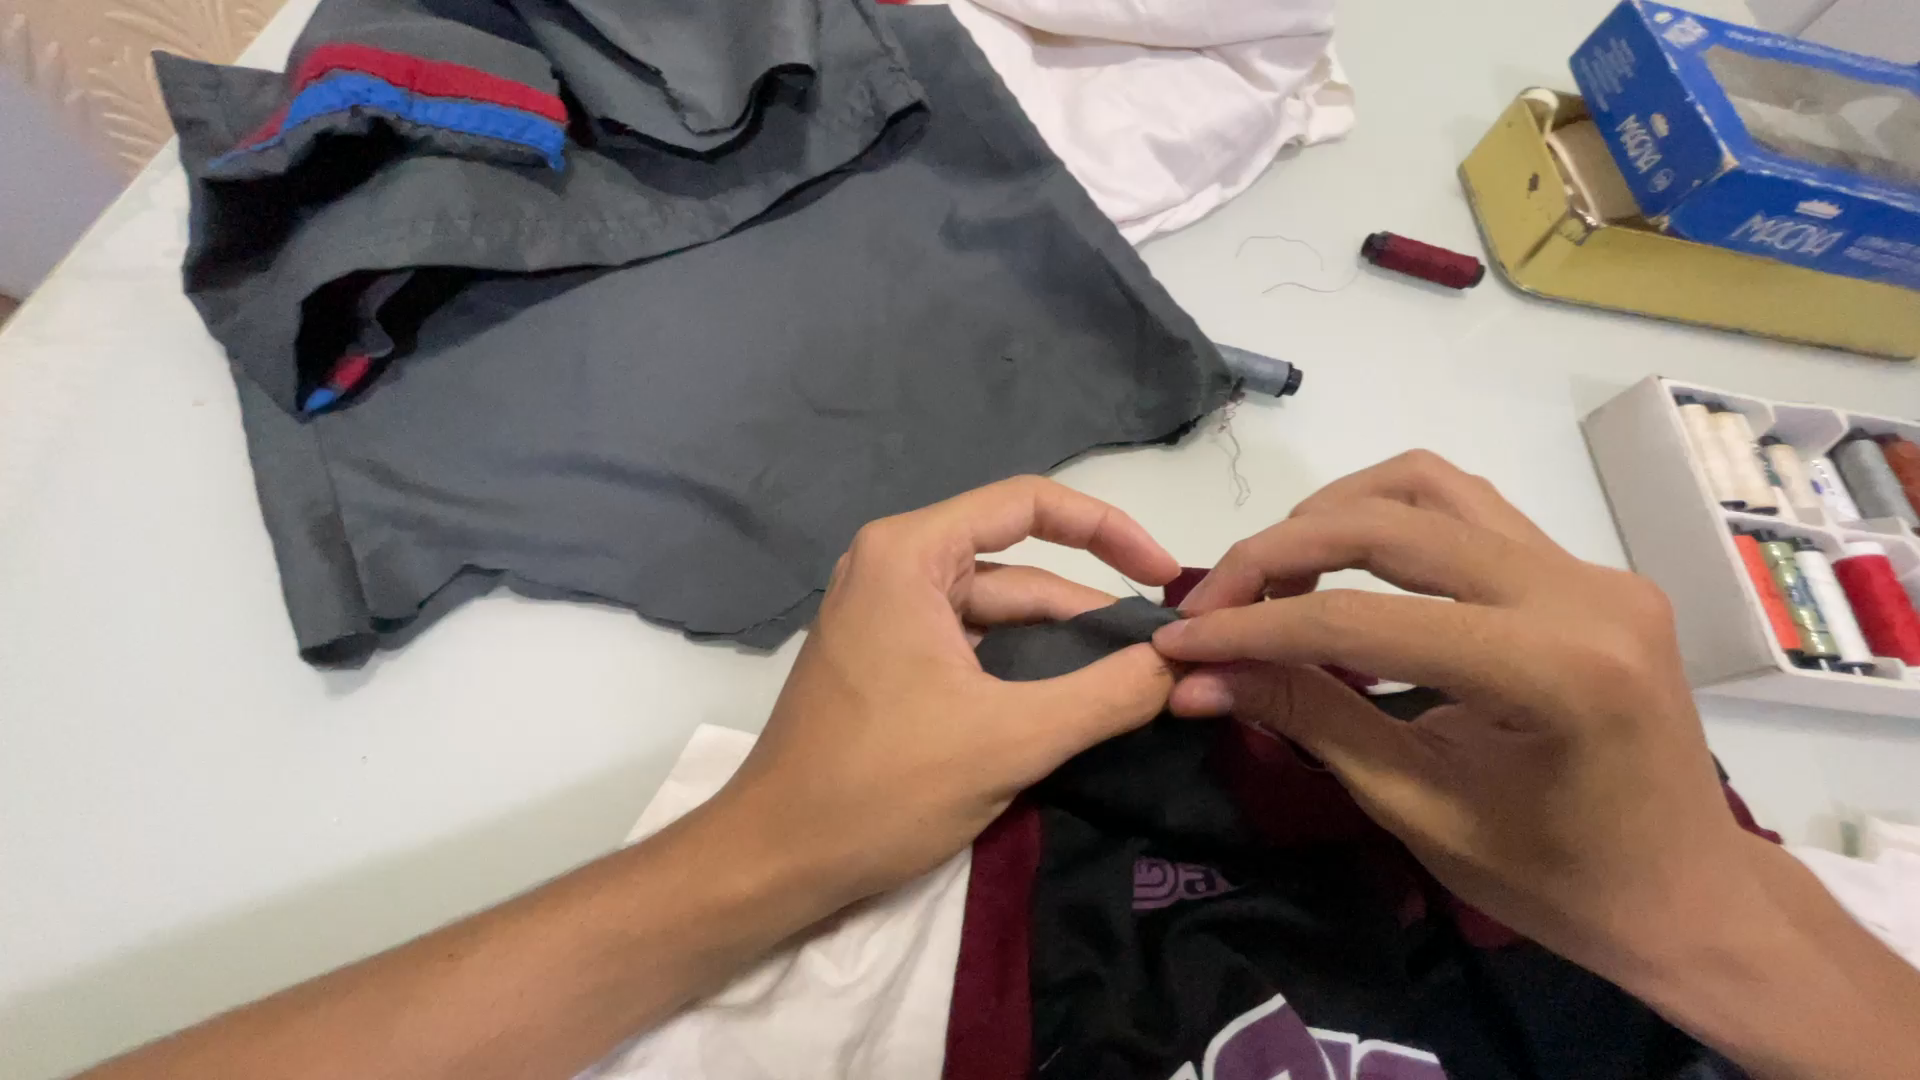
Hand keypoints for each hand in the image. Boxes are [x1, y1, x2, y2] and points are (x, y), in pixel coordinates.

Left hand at [707, 476, 1179, 907]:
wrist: (775, 861)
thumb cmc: (882, 787)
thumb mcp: (1011, 739)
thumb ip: (1107, 695)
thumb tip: (1178, 663)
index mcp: (911, 553)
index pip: (1028, 504)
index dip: (1107, 530)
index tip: (1163, 576)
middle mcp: (895, 565)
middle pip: (1016, 567)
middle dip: (1088, 610)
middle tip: (1162, 652)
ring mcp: (887, 612)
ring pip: (997, 612)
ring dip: (1060, 645)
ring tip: (1132, 681)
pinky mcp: (888, 656)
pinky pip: (972, 645)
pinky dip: (1022, 668)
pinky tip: (1070, 698)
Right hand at [1148, 451, 1752, 973]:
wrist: (1686, 895)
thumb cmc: (1553, 878)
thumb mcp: (1410, 804)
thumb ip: (1302, 716)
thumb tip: (1193, 680)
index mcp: (1554, 671)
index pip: (1359, 619)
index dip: (1250, 628)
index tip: (1175, 642)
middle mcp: (1580, 591)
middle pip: (1386, 524)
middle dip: (1274, 555)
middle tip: (1211, 604)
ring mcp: (1586, 567)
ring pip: (1422, 486)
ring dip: (1325, 516)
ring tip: (1272, 574)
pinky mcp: (1577, 565)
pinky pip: (1458, 502)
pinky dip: (1377, 514)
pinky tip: (1341, 560)